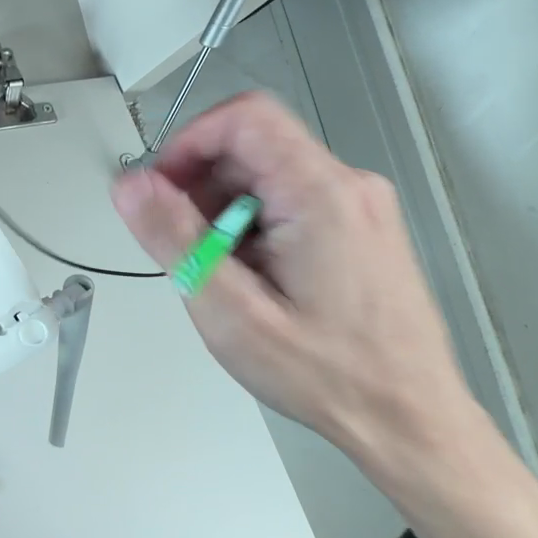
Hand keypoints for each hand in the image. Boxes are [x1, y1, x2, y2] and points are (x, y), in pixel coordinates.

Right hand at [112, 91, 461, 463]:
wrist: (408, 419)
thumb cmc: (322, 372)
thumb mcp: (227, 309)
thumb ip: (173, 238)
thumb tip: (128, 184)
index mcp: (320, 194)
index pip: (244, 118)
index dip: (186, 144)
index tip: (156, 195)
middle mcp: (348, 186)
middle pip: (250, 148)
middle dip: (197, 188)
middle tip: (180, 252)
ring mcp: (359, 207)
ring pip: (265, 177)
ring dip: (220, 214)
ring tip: (218, 277)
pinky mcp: (359, 229)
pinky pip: (286, 202)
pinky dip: (249, 229)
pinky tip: (248, 282)